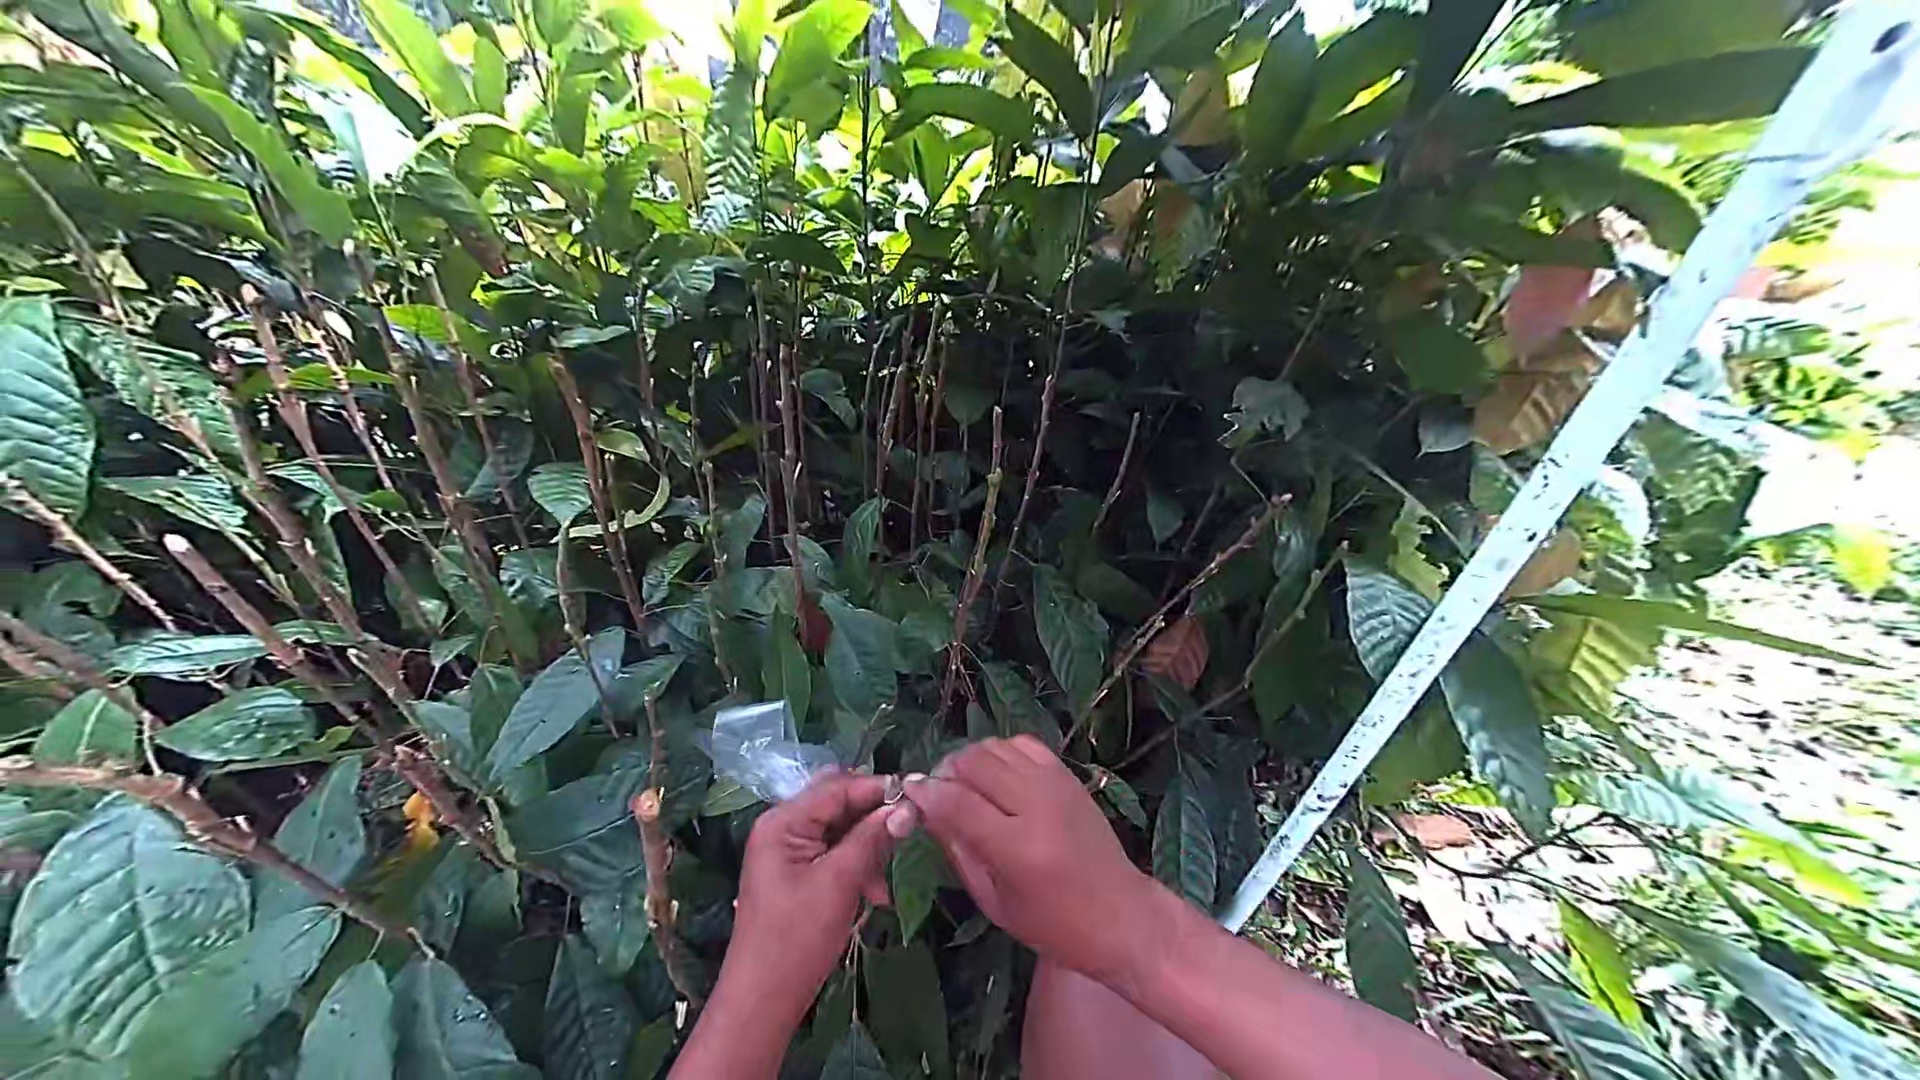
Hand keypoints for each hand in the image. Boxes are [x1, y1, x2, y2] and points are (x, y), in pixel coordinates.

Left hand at [713, 772, 916, 1023]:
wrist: (761, 1004)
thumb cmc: (796, 940)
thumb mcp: (839, 882)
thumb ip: (872, 838)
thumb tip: (907, 807)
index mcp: (783, 821)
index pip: (839, 787)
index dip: (879, 789)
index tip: (917, 797)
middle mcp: (783, 826)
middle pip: (839, 804)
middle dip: (874, 818)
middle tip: (907, 831)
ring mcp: (788, 849)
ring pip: (841, 828)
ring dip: (868, 846)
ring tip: (884, 883)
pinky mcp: (796, 870)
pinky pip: (834, 851)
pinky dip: (857, 864)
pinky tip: (874, 893)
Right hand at [904, 736, 1160, 983]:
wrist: (1122, 914)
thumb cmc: (1055, 925)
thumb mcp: (996, 901)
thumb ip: (958, 851)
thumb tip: (926, 810)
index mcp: (1018, 847)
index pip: (957, 802)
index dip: (926, 793)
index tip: (909, 793)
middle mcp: (1037, 804)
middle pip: (973, 762)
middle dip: (945, 772)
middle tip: (938, 794)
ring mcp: (1055, 783)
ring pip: (995, 746)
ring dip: (971, 761)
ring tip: (966, 786)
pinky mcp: (1067, 773)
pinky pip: (1022, 743)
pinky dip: (1001, 752)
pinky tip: (999, 776)